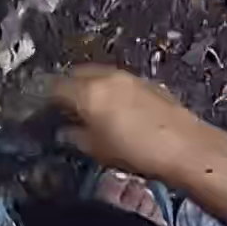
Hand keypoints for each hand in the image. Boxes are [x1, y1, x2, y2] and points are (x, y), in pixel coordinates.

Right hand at [50, 65, 219, 182]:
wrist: (186, 147)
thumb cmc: (135, 151)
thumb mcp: (97, 150)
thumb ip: (75, 137)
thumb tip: (64, 131)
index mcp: (88, 92)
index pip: (55, 87)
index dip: (44, 98)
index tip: (40, 109)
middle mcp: (106, 77)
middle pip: (76, 74)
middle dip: (65, 86)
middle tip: (61, 106)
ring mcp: (129, 77)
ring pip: (98, 74)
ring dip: (88, 85)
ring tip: (87, 106)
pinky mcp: (147, 82)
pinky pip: (117, 81)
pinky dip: (108, 89)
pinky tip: (113, 107)